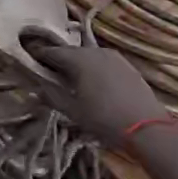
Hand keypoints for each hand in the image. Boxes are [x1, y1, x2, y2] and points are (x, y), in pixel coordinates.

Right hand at [27, 42, 169, 144]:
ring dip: (77, 63)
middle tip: (49, 72)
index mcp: (79, 59)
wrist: (147, 127)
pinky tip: (93, 82)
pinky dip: (93, 67)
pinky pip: (102, 61)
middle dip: (58, 60)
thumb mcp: (73, 111)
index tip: (29, 60)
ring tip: (71, 78)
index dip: (39, 55)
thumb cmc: (104, 119)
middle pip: (71, 52)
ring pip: (88, 55)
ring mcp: (114, 56)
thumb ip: (52, 97)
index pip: (52, 51)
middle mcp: (95, 51)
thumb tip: (35, 90)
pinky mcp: (126, 64)